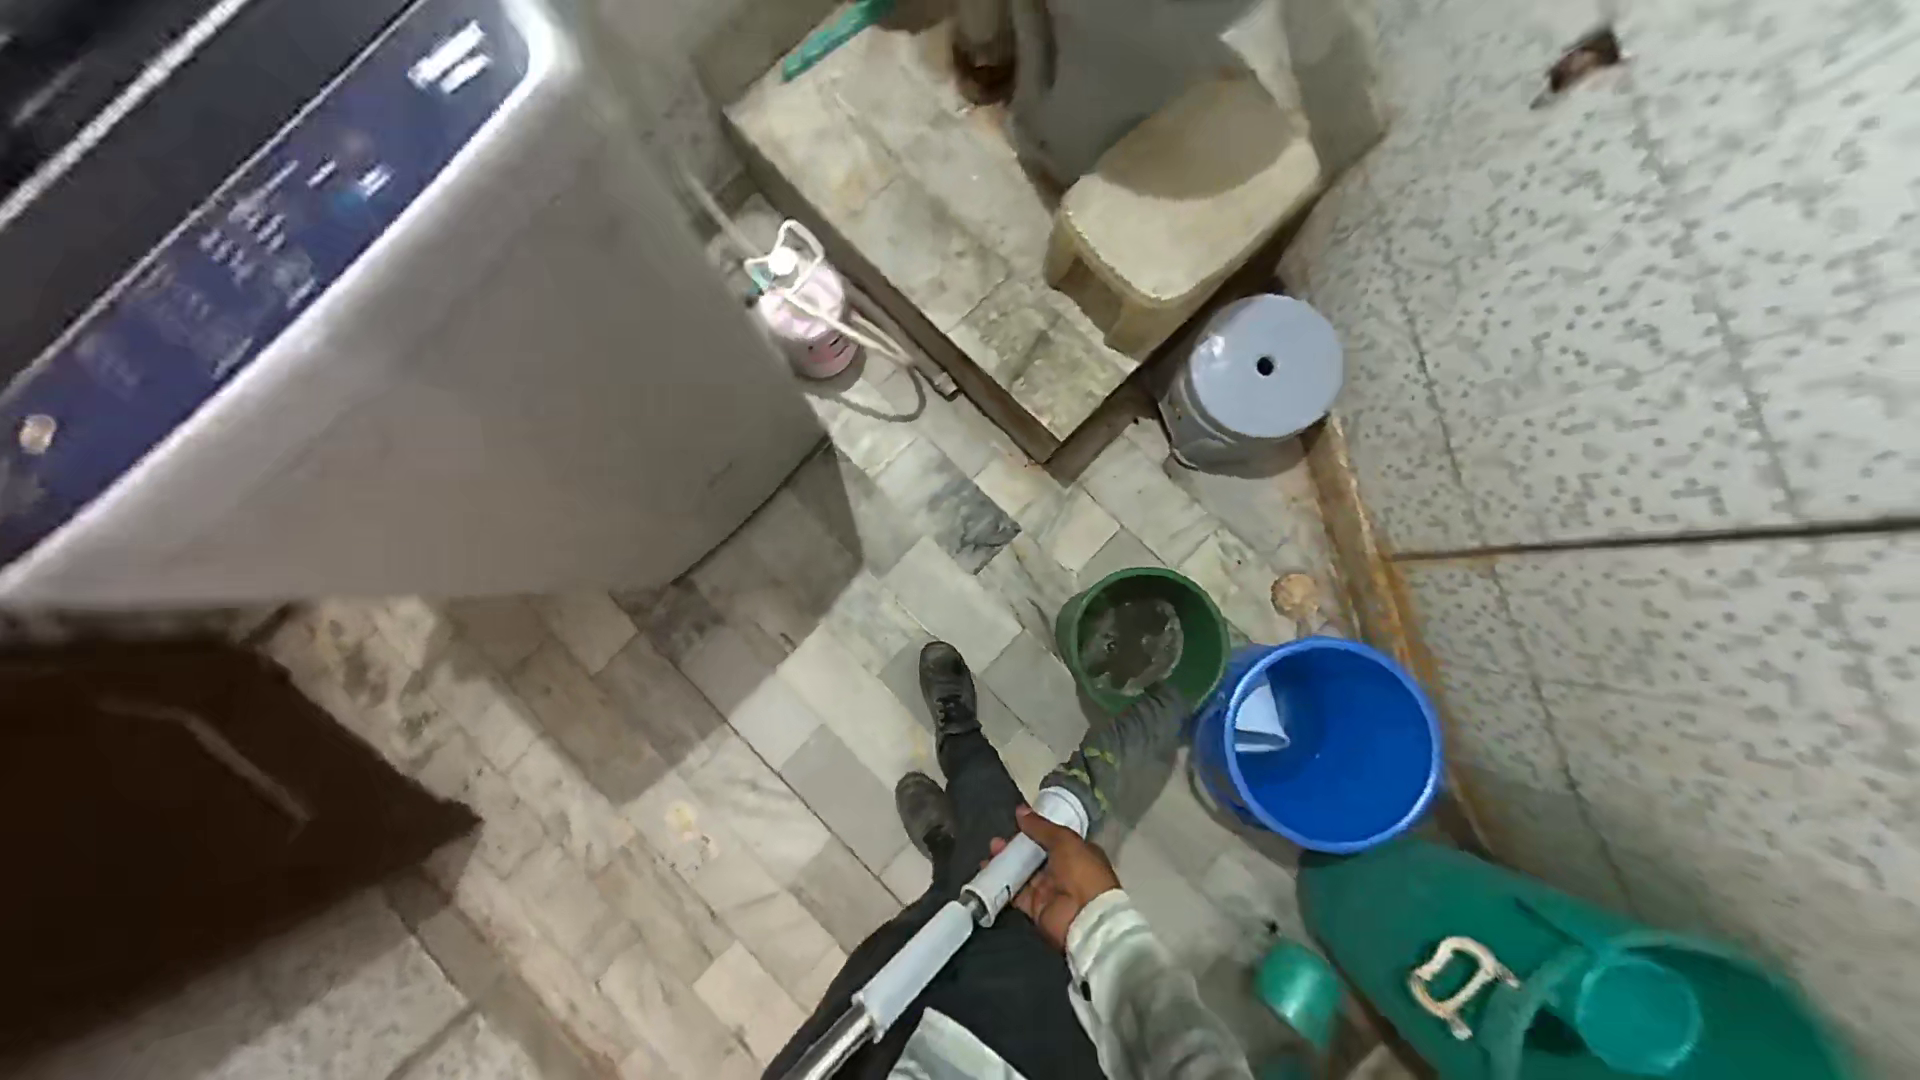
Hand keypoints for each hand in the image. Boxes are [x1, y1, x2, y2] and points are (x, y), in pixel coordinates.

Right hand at [990, 804, 1120, 949]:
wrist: (1086, 918)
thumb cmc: (1081, 871)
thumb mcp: (1063, 840)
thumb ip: (1040, 826)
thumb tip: (1020, 810)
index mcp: (1076, 852)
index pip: (1052, 838)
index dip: (1034, 831)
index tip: (1015, 823)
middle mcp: (1063, 871)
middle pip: (1034, 856)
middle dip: (1015, 847)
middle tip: (997, 841)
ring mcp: (1049, 891)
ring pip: (1023, 873)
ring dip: (1006, 863)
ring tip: (990, 852)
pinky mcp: (1036, 909)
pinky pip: (1016, 894)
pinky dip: (1002, 885)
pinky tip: (987, 873)